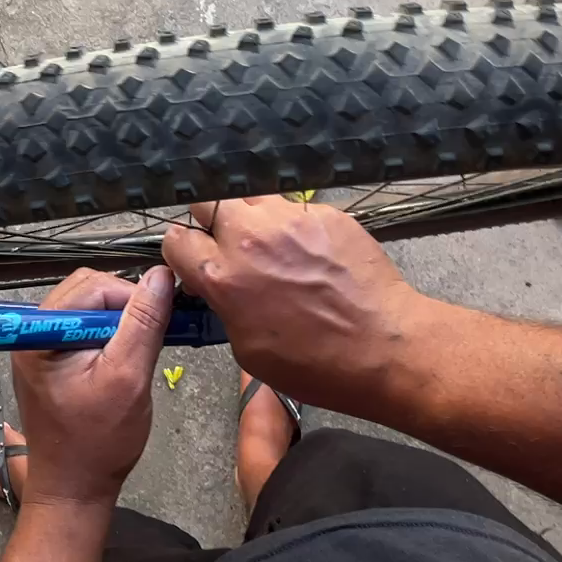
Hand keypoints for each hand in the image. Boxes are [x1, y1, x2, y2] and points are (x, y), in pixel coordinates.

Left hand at [9, 266, 174, 506]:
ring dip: (117, 320)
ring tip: (133, 352)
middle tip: (145, 339)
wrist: (74, 490)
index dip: (130, 298)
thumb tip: (161, 276)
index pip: (93, 286)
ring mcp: (41, 343)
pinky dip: (108, 333)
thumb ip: (144, 323)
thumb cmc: (98, 443)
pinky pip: (84, 324)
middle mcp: (34, 331)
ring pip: (89, 304)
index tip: (156, 325)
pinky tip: (121, 358)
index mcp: (41, 332)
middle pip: (88, 288)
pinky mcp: (51, 356)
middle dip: (123, 306)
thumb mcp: (129, 378)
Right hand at [162, 197, 429, 418]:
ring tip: (272, 245)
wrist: (385, 347)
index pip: (176, 239)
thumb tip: (216, 283)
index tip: (193, 257)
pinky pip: (294, 208)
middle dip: (211, 221)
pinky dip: (293, 225)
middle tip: (229, 243)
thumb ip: (223, 304)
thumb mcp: (248, 349)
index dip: (182, 250)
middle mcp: (249, 238)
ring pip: (251, 198)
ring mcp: (288, 219)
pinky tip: (310, 251)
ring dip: (252, 218)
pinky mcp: (322, 212)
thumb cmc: (317, 363)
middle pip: (207, 202)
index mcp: (223, 276)